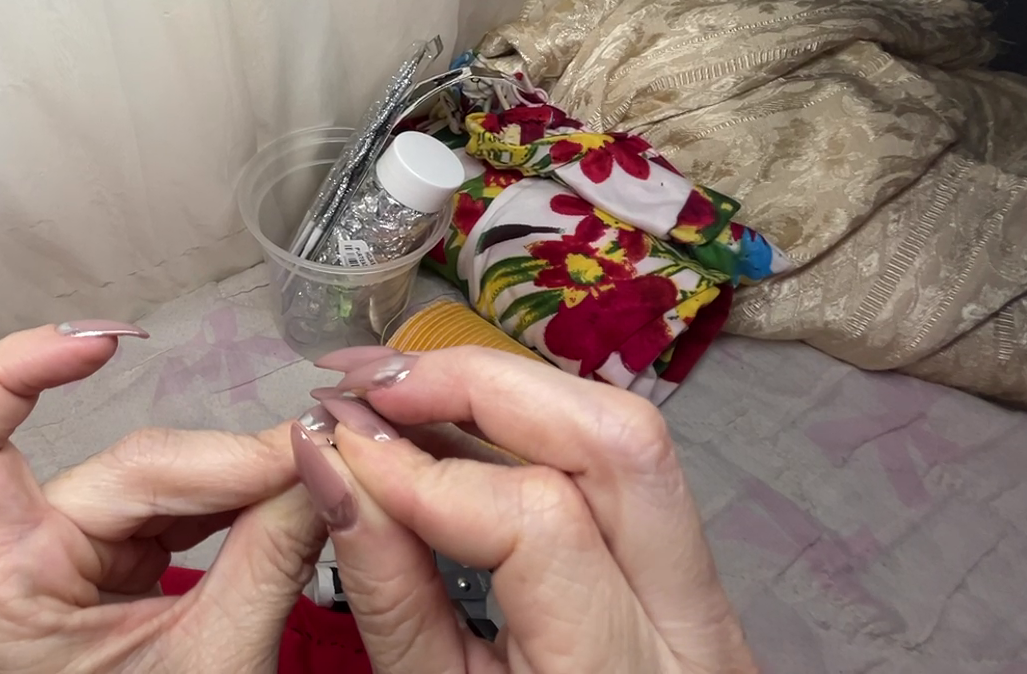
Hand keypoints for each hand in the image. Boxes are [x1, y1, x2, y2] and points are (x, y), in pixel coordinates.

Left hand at [0, 321, 325, 673]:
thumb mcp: (211, 673)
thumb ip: (267, 560)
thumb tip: (318, 457)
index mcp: (6, 587)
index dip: (14, 370)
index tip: (105, 341)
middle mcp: (28, 552)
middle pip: (119, 467)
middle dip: (218, 465)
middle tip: (306, 459)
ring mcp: (73, 548)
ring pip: (154, 477)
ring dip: (232, 473)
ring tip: (304, 472)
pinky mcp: (113, 550)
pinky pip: (173, 498)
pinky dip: (228, 490)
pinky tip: (275, 485)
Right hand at [292, 345, 756, 672]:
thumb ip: (385, 583)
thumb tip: (327, 461)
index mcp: (625, 673)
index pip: (536, 519)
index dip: (423, 470)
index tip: (340, 444)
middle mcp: (693, 618)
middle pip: (607, 435)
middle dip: (473, 384)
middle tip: (371, 382)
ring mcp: (699, 581)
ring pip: (613, 423)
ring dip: (489, 384)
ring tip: (391, 384)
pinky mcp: (676, 555)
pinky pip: (595, 448)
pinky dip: (503, 412)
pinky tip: (432, 410)